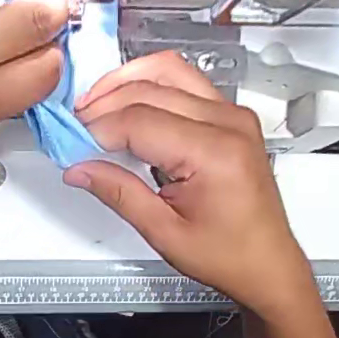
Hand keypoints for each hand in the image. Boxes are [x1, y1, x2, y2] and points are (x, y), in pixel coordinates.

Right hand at [67, 52, 317, 318]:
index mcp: (215, 153)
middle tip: (74, 125)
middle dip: (105, 103)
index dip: (98, 129)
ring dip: (126, 83)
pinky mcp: (233, 118)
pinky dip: (151, 88)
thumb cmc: (229, 256)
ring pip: (168, 72)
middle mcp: (229, 123)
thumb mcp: (164, 233)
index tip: (71, 144)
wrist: (267, 264)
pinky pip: (185, 83)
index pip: (139, 121)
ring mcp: (234, 116)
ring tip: (95, 108)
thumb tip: (80, 169)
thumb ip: (120, 193)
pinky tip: (127, 106)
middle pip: (150, 89)